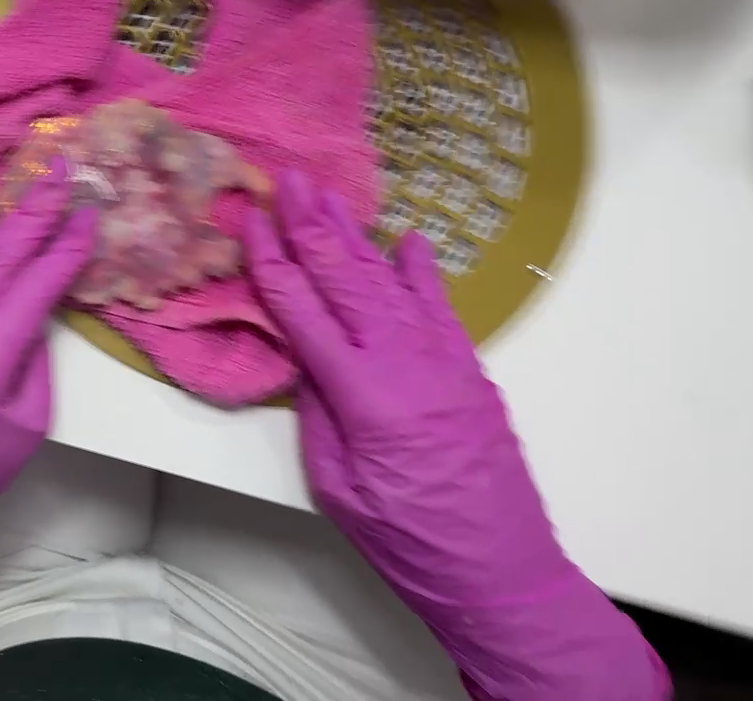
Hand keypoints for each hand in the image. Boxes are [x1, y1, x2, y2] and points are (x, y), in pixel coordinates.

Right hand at [246, 172, 665, 699]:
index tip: (248, 217)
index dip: (270, 259)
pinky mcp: (470, 372)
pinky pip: (440, 308)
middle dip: (312, 224)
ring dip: (354, 235)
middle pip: (346, 279)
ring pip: (388, 282)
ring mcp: (445, 362)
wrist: (503, 574)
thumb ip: (316, 407)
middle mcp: (406, 363)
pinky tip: (407, 240)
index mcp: (362, 394)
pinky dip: (420, 271)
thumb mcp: (333, 481)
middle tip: (289, 177)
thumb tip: (304, 352)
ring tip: (328, 194)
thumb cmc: (402, 538)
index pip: (301, 308)